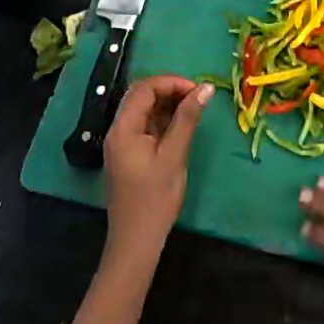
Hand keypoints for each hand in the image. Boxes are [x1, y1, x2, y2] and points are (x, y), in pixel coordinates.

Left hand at [105, 75, 210, 253]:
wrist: (136, 241)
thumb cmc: (155, 199)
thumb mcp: (174, 155)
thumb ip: (188, 118)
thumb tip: (206, 88)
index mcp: (123, 129)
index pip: (144, 89)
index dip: (172, 83)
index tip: (198, 90)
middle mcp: (117, 131)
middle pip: (140, 95)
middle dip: (169, 90)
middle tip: (197, 97)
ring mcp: (121, 143)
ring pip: (143, 109)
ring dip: (167, 104)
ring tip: (193, 110)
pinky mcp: (128, 153)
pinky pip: (144, 125)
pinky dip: (163, 119)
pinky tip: (181, 126)